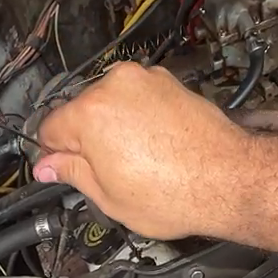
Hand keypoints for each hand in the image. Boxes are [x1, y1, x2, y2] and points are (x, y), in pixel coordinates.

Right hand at [34, 63, 251, 238]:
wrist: (229, 179)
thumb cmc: (177, 192)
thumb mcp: (109, 197)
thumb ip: (73, 175)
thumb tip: (49, 167)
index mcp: (90, 114)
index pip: (48, 129)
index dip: (52, 155)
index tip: (60, 168)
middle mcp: (114, 87)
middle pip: (79, 112)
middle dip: (85, 141)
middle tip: (104, 174)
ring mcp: (144, 80)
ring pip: (109, 104)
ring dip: (113, 129)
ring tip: (134, 163)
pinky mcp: (167, 83)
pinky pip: (137, 99)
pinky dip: (138, 119)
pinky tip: (152, 149)